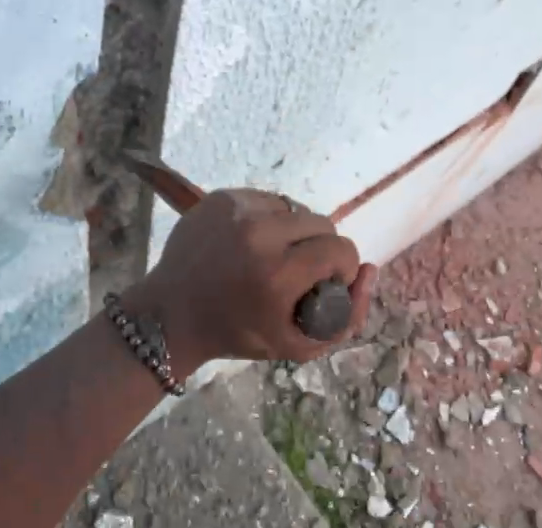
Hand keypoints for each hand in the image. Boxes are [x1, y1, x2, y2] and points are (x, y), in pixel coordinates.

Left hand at [124, 188, 375, 377]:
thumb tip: (369, 269)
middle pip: (321, 223)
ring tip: (275, 254)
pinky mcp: (222, 197)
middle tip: (301, 269)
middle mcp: (258, 234)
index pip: (340, 248)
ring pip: (295, 208)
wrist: (171, 313)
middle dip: (320, 247)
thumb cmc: (237, 333)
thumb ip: (347, 315)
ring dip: (295, 230)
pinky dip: (269, 219)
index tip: (324, 283)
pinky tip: (253, 241)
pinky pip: (266, 200)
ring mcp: (237, 210)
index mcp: (276, 275)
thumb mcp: (298, 344)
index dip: (341, 268)